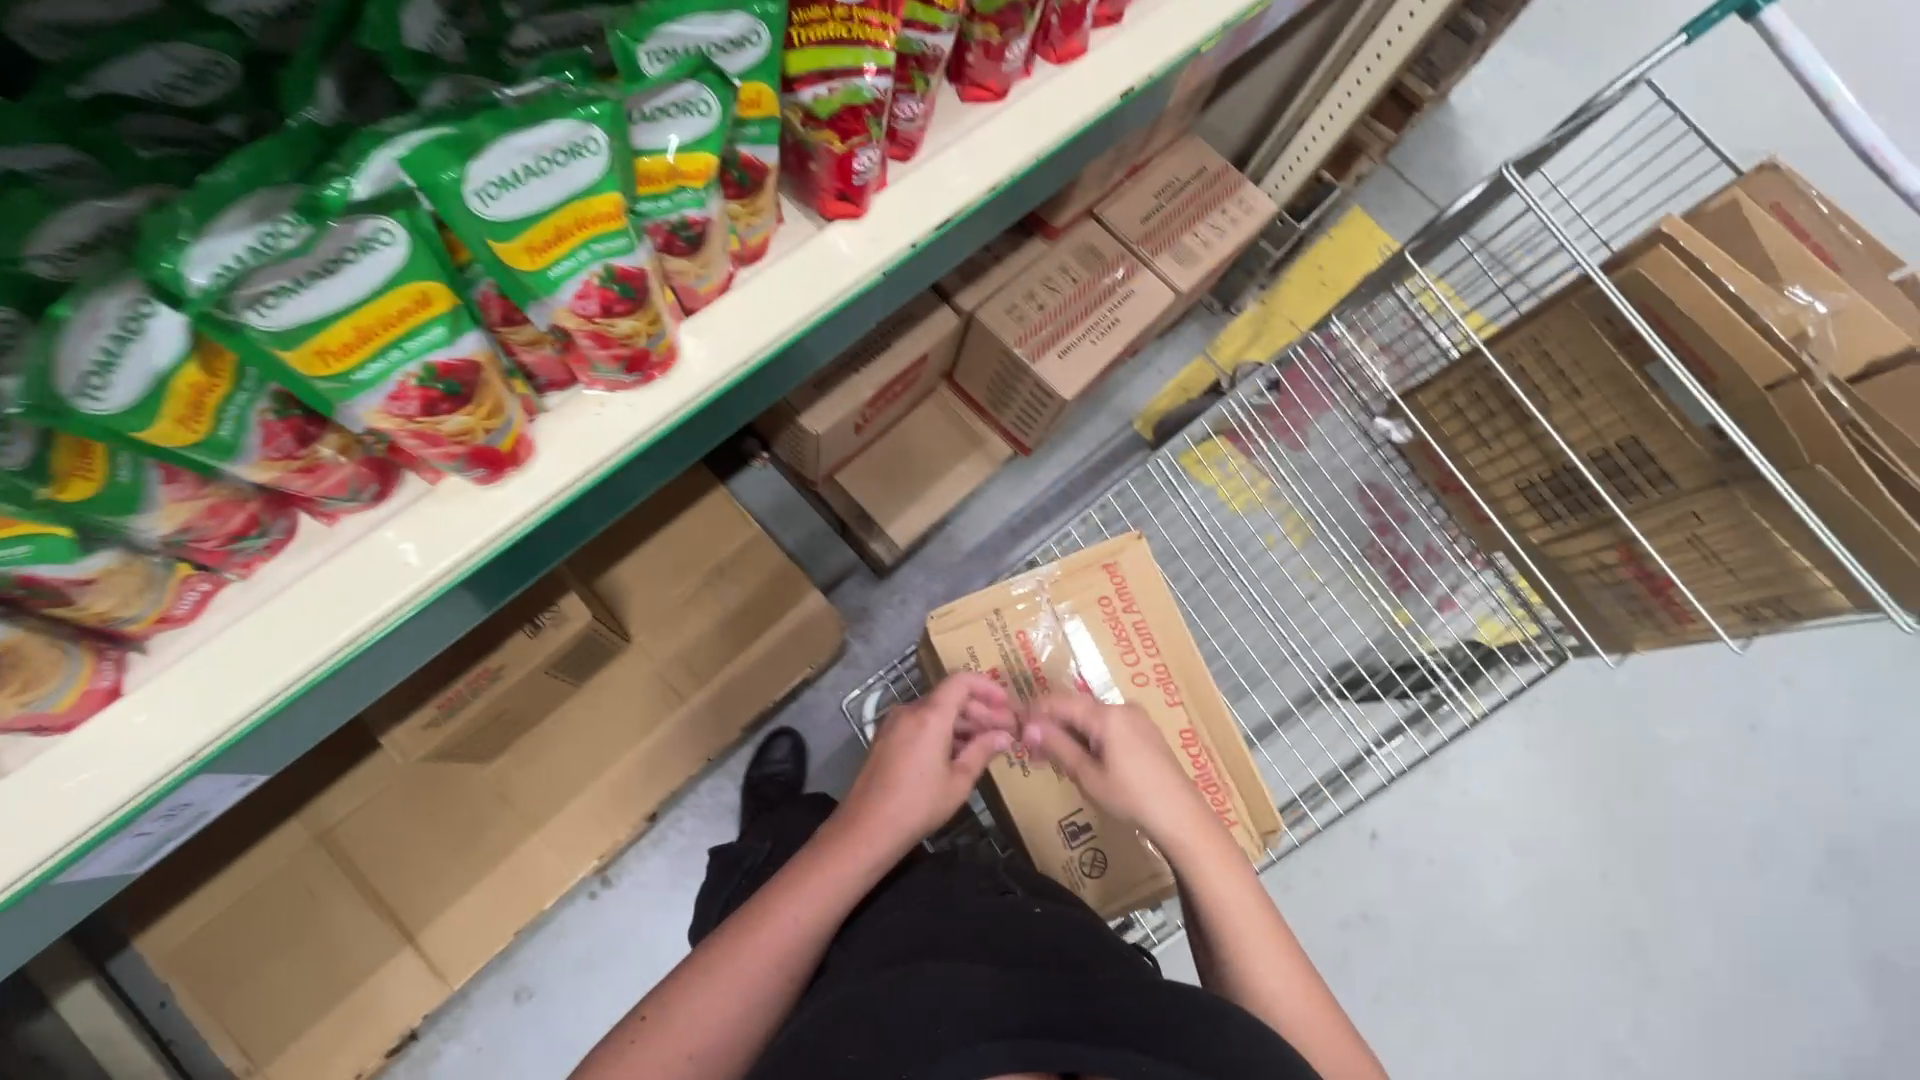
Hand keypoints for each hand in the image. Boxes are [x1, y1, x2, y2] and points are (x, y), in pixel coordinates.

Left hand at [839, 673, 1017, 855]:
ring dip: (962, 722)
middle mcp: (910, 710)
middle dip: (980, 710)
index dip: (988, 687)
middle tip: (1005, 731)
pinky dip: (942, 730)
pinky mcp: (886, 738)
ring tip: (985, 744)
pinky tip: (958, 753)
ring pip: (935, 711)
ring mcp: (894, 723)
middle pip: (950, 696)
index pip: (962, 681)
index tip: (1007, 704)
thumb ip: (982, 751)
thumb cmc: (918, 804)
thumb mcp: (959, 780)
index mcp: (930, 715)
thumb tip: (1004, 736)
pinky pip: (920, 723)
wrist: (867, 827)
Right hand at [1020, 695, 1213, 846]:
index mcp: (1106, 715)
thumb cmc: (1131, 797)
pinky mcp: (1145, 732)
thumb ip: (1057, 746)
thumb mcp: (1088, 775)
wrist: (1181, 816)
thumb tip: (1028, 727)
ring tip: (1052, 757)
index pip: (1059, 702)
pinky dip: (1090, 737)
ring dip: (1070, 733)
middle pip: (1076, 708)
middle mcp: (1122, 708)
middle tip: (1030, 751)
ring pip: (1092, 718)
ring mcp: (1137, 718)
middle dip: (1052, 726)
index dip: (1035, 714)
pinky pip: (1109, 726)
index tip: (1017, 731)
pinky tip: (1081, 758)